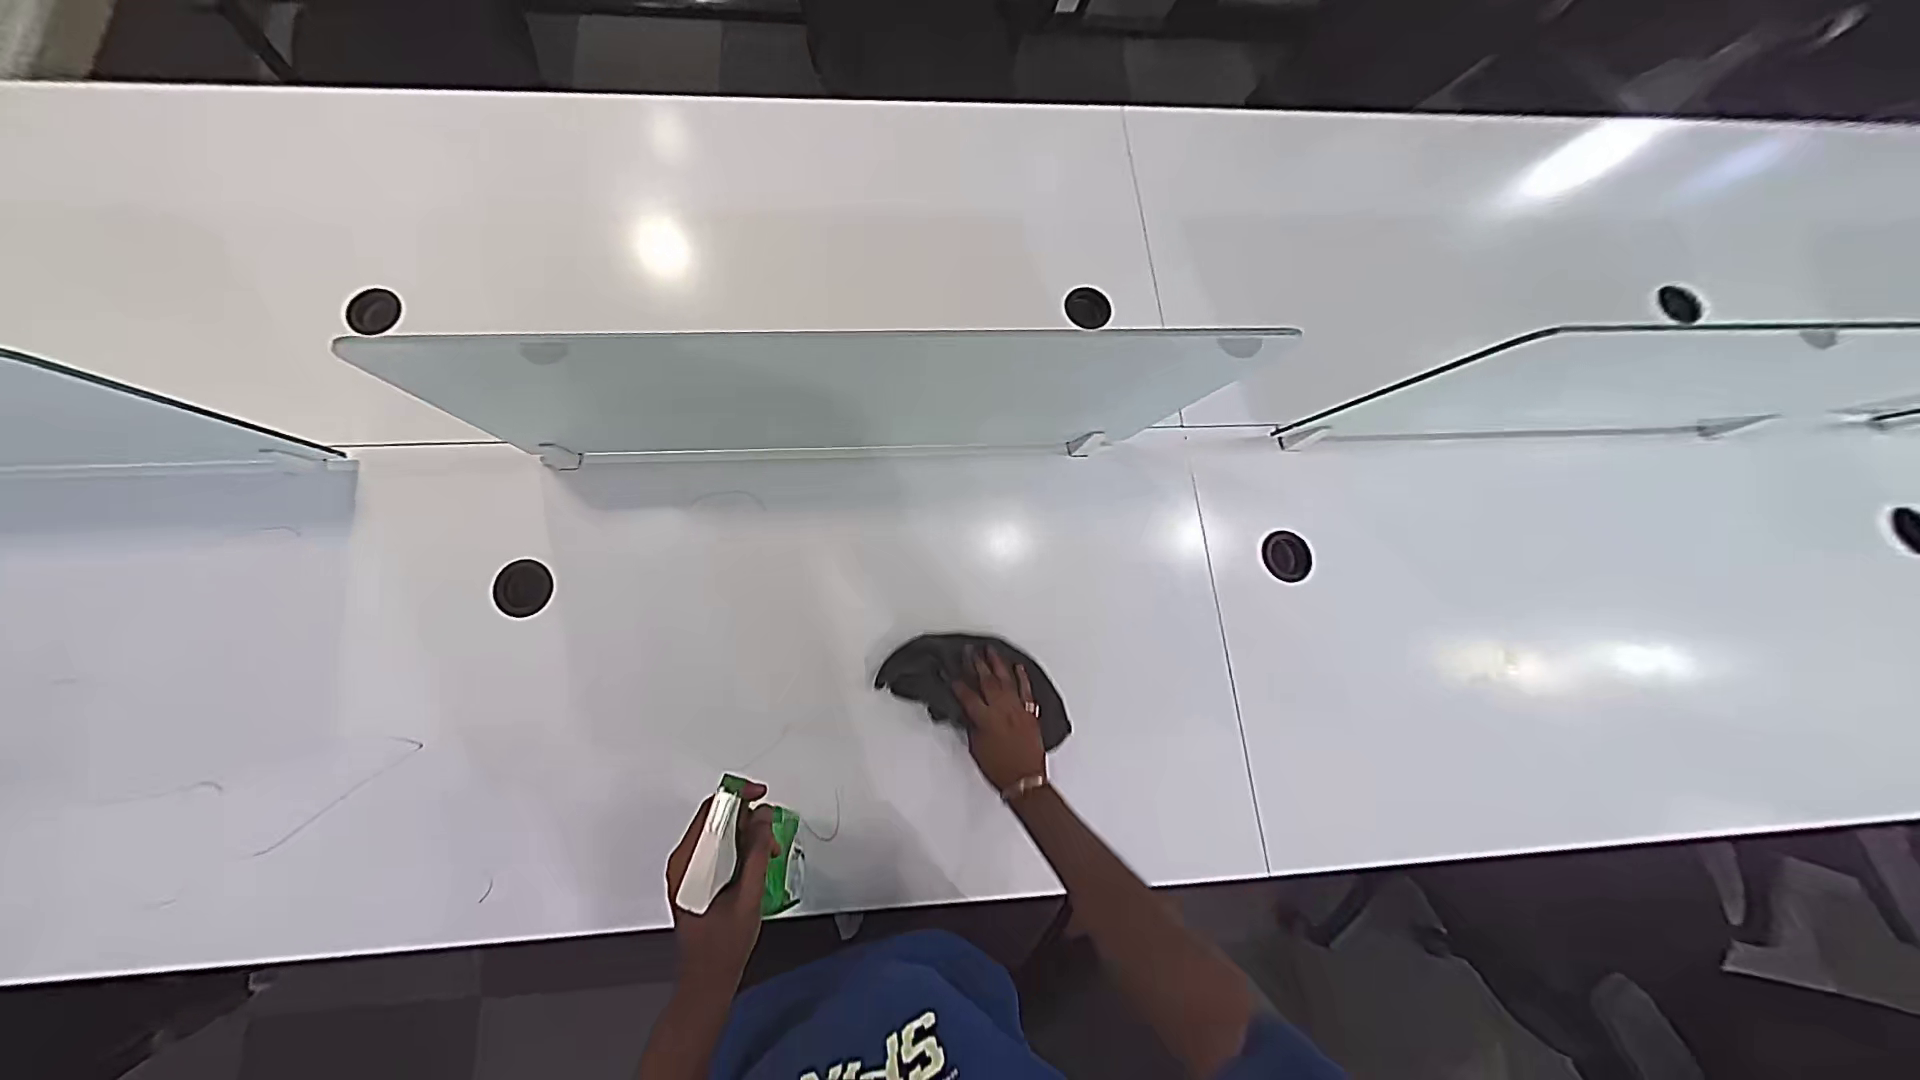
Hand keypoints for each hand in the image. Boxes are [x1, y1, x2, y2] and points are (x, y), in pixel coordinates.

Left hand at [665, 782, 776, 981]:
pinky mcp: (697, 876)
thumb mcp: (748, 896)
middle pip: (717, 818)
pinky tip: (757, 864)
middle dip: (749, 820)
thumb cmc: (724, 945)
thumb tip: (762, 816)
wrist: (707, 981)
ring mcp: (689, 869)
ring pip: (721, 832)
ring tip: (768, 855)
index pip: (711, 810)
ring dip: (749, 835)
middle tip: (770, 839)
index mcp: (687, 863)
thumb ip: (755, 852)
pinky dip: (742, 847)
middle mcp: (684, 861)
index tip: (761, 795)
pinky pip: (720, 847)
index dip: (738, 796)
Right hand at [953, 648, 1045, 794]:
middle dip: (976, 663)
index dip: (957, 682)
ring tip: (990, 650)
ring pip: (1006, 680)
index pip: (967, 695)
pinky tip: (1018, 666)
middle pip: (987, 681)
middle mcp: (1002, 711)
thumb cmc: (999, 769)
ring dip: (997, 663)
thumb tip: (968, 712)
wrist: (1026, 780)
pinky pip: (1026, 690)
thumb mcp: (976, 747)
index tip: (950, 672)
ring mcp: (1017, 709)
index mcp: (985, 720)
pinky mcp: (1030, 713)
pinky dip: (1022, 677)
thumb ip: (972, 725)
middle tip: (969, 651)